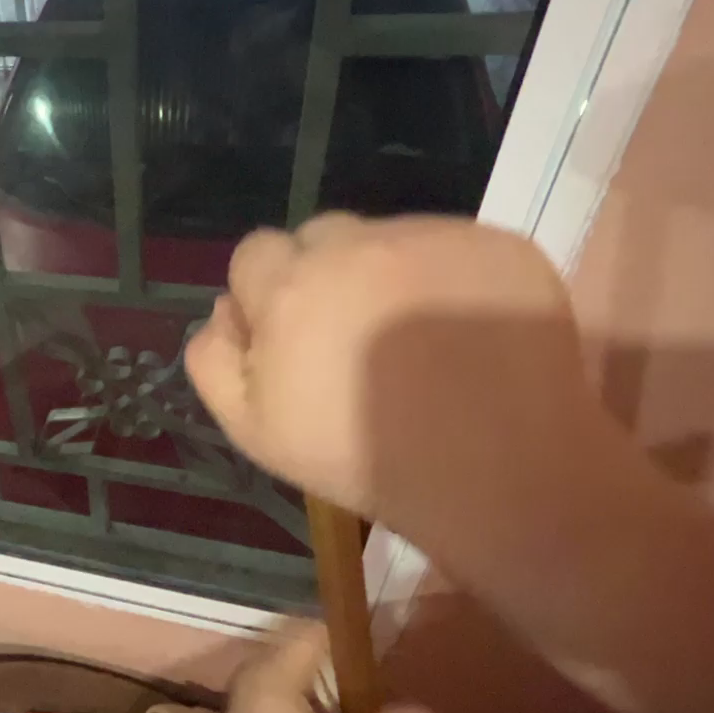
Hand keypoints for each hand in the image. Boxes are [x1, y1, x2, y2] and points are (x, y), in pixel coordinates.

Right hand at [184, 214, 600, 526]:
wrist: (501, 476)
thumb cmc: (361, 458)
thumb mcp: (252, 429)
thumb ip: (213, 359)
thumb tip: (222, 312)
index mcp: (292, 287)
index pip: (253, 253)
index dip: (263, 296)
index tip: (291, 339)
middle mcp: (360, 245)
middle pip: (318, 235)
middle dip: (319, 274)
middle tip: (349, 334)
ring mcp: (435, 238)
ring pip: (384, 235)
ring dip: (381, 270)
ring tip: (412, 334)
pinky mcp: (497, 243)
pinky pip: (448, 242)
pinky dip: (443, 273)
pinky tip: (459, 330)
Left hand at [216, 622, 440, 712]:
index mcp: (275, 671)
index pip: (318, 632)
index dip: (354, 638)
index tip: (388, 654)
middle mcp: (258, 668)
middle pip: (311, 650)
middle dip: (349, 668)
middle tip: (386, 689)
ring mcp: (252, 687)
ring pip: (302, 670)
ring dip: (334, 687)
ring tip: (371, 708)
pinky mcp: (253, 707)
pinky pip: (290, 687)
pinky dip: (317, 699)